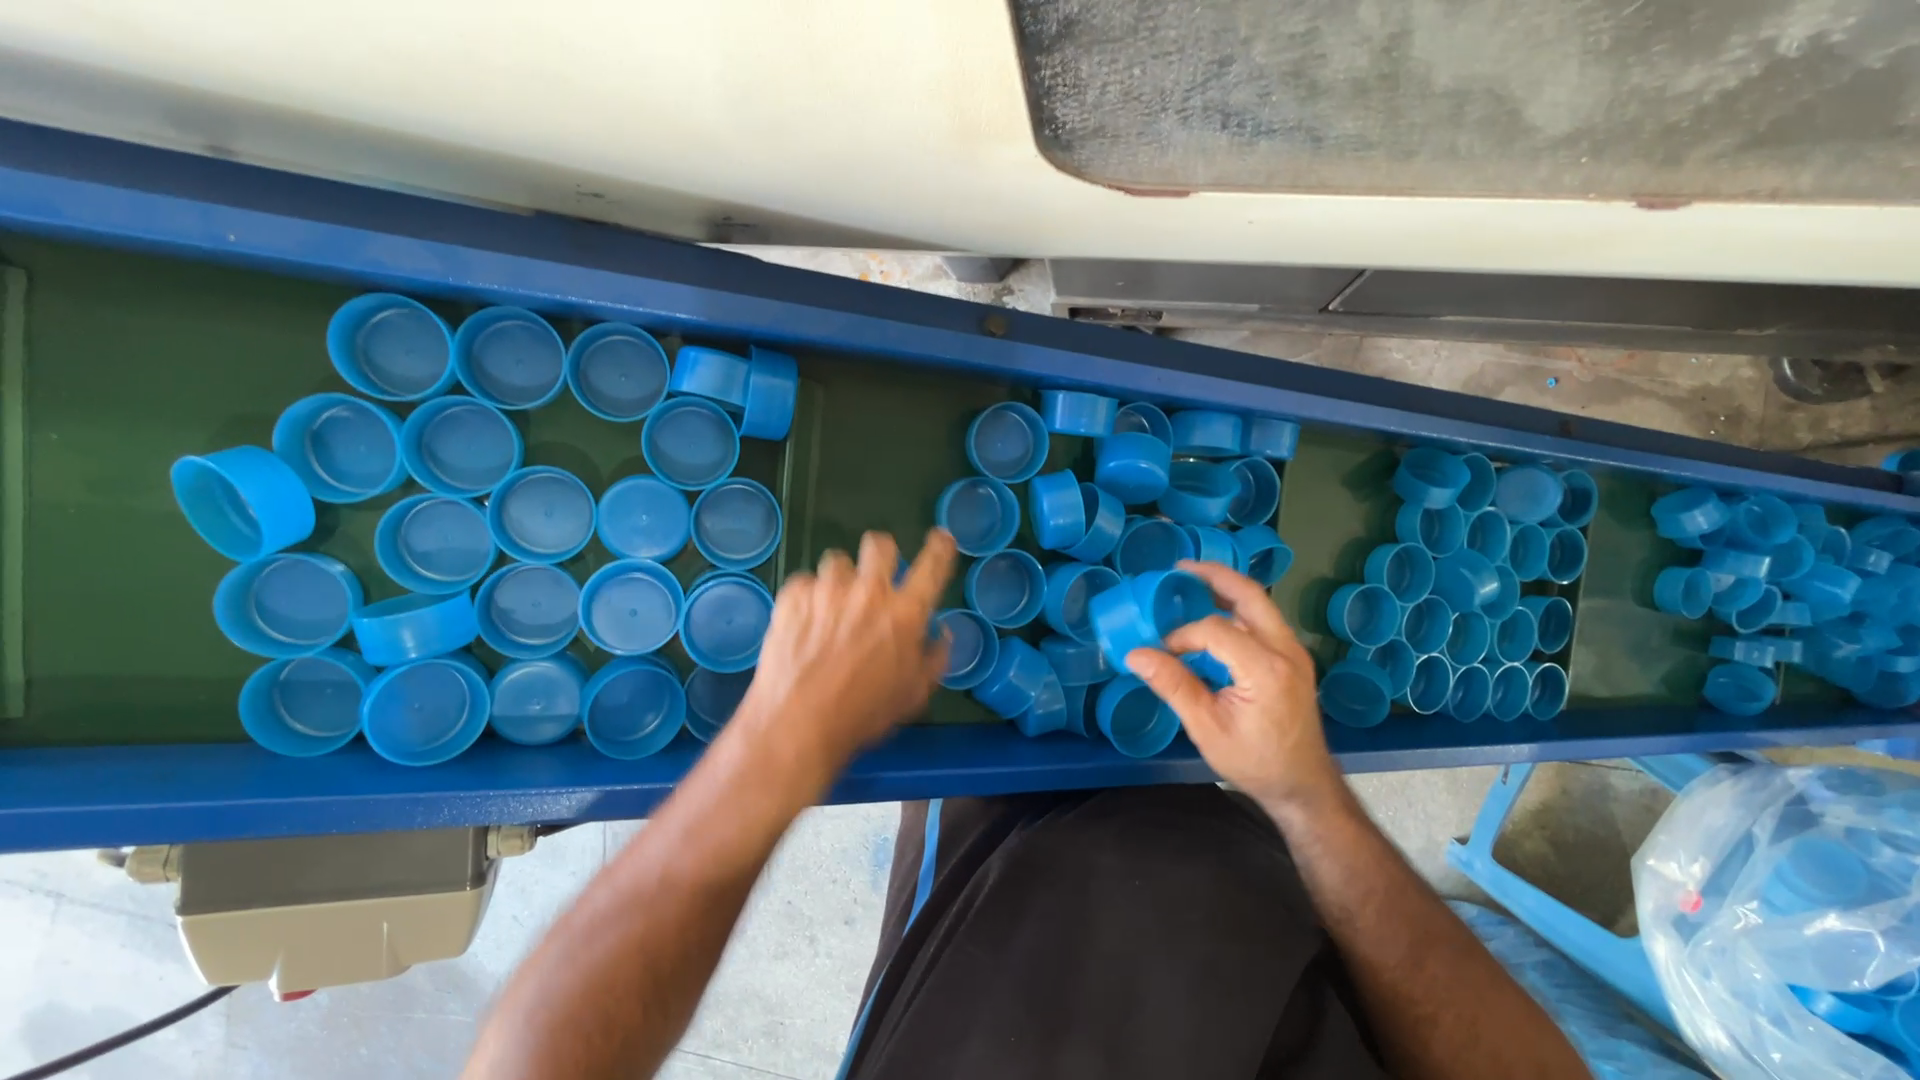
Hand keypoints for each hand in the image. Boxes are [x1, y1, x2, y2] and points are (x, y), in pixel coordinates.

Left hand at [733, 528, 956, 772]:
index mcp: (905, 614)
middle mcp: (869, 592)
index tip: (941, 538)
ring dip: (840, 580)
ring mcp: (827, 590)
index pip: (932, 566)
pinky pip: (805, 583)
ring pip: (838, 561)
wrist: (797, 723)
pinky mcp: (792, 596)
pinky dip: (808, 599)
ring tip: (832, 607)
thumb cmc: (863, 714)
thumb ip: (934, 658)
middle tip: (874, 576)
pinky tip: (804, 624)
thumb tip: (941, 632)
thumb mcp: (913, 695)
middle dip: (881, 555)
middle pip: (879, 545)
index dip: (940, 548)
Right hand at [1126, 560, 1343, 813]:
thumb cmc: (1254, 762)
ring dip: (1226, 590)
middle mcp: (1285, 650)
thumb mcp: (1207, 728)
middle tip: (1179, 569)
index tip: (1160, 654)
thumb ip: (1173, 685)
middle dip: (1213, 576)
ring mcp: (1294, 652)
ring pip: (1260, 604)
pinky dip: (1237, 609)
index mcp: (1265, 668)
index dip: (1181, 636)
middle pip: (1249, 595)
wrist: (1303, 785)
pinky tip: (1214, 614)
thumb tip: (1135, 654)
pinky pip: (1264, 620)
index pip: (1214, 630)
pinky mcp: (1293, 658)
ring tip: (1192, 583)